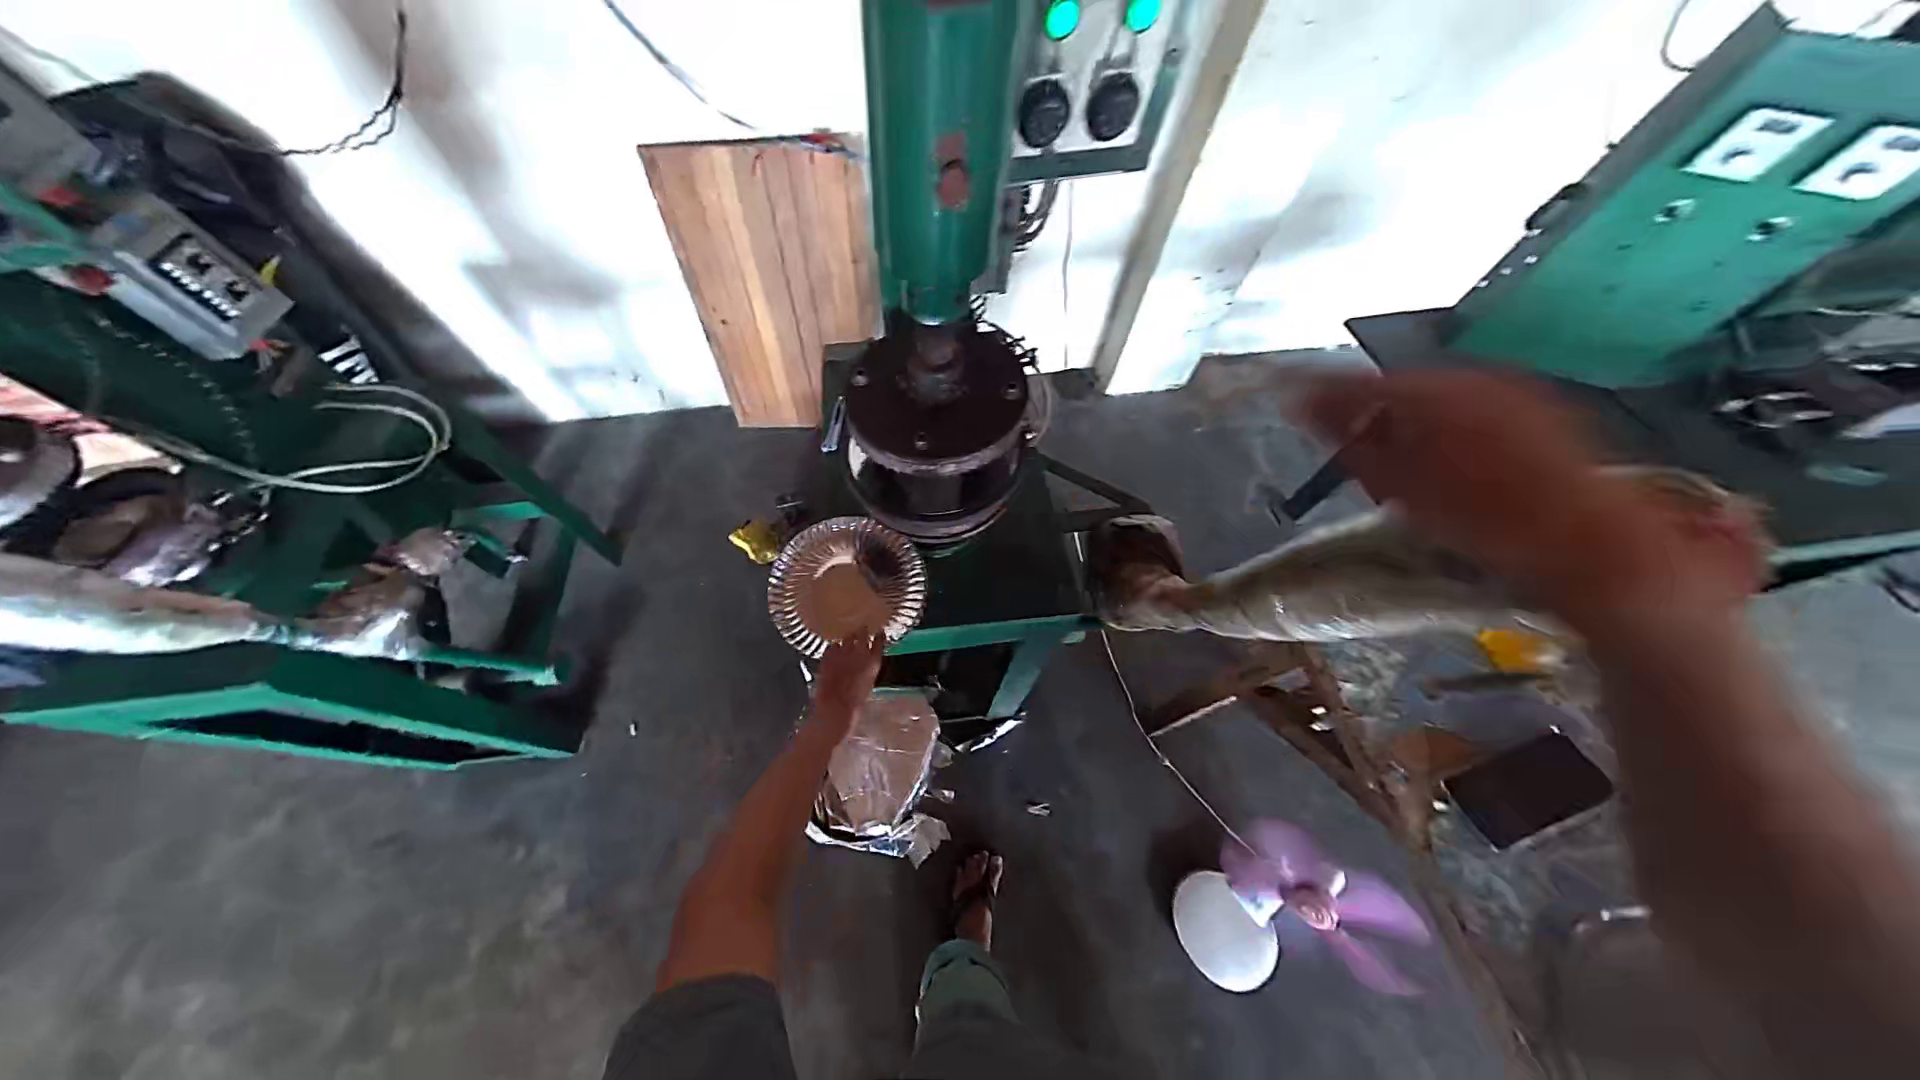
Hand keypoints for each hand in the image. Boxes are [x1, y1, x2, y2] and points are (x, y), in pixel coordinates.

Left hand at [809, 637, 882, 733]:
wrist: (835, 705)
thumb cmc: (855, 701)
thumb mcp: (868, 682)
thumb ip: (868, 668)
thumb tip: (864, 663)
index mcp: (874, 661)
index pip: (879, 641)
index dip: (879, 636)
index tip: (879, 633)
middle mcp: (860, 651)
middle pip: (862, 633)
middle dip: (861, 631)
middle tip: (860, 630)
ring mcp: (843, 650)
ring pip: (847, 637)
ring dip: (847, 639)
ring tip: (846, 642)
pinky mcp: (828, 653)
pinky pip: (832, 645)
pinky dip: (834, 647)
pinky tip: (833, 652)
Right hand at [1298, 371, 1756, 625]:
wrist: (1589, 543)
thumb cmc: (1483, 518)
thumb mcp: (1399, 481)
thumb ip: (1348, 439)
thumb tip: (1303, 404)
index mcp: (1436, 391)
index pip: (1360, 381)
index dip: (1321, 392)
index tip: (1292, 401)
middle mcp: (1472, 379)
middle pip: (1397, 387)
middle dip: (1363, 412)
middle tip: (1338, 444)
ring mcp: (1507, 393)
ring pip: (1430, 400)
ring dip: (1399, 423)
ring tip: (1382, 462)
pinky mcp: (1530, 413)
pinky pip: (1462, 410)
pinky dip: (1435, 430)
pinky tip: (1431, 463)